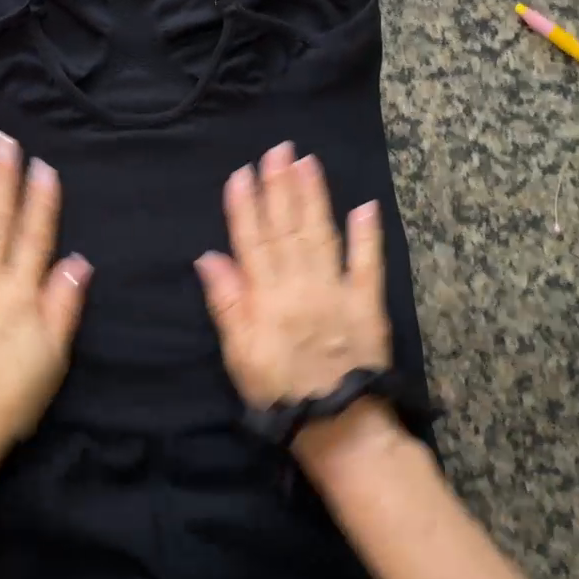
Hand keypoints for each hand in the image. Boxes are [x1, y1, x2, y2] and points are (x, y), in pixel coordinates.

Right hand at [194, 143, 391, 409]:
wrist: (340, 428)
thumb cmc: (279, 392)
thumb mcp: (239, 354)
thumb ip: (227, 303)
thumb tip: (209, 257)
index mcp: (267, 298)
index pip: (252, 242)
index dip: (245, 206)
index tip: (241, 173)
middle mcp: (301, 286)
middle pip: (287, 229)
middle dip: (280, 187)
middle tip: (278, 150)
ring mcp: (337, 293)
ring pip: (322, 236)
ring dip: (314, 197)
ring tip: (307, 163)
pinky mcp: (368, 306)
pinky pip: (369, 266)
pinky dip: (367, 236)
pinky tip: (365, 207)